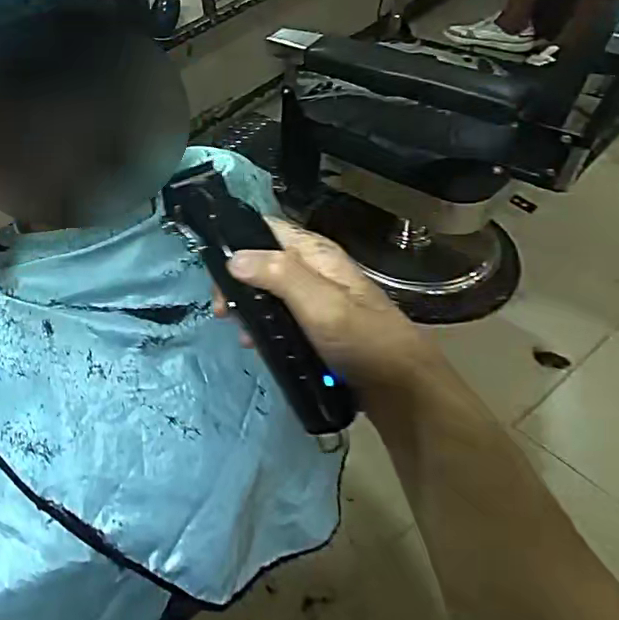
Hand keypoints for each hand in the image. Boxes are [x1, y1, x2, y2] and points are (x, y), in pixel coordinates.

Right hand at [214, 216, 437, 389]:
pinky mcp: (317, 326)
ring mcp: (317, 298)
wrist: (403, 391)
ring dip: (249, 308)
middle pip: (263, 260)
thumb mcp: (319, 304)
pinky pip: (281, 316)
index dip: (238, 240)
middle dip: (238, 282)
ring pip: (269, 291)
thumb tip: (233, 258)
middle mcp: (315, 269)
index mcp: (317, 253)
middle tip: (223, 312)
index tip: (215, 270)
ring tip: (241, 333)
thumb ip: (278, 275)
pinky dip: (265, 326)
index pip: (267, 228)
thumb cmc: (361, 341)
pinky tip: (258, 345)